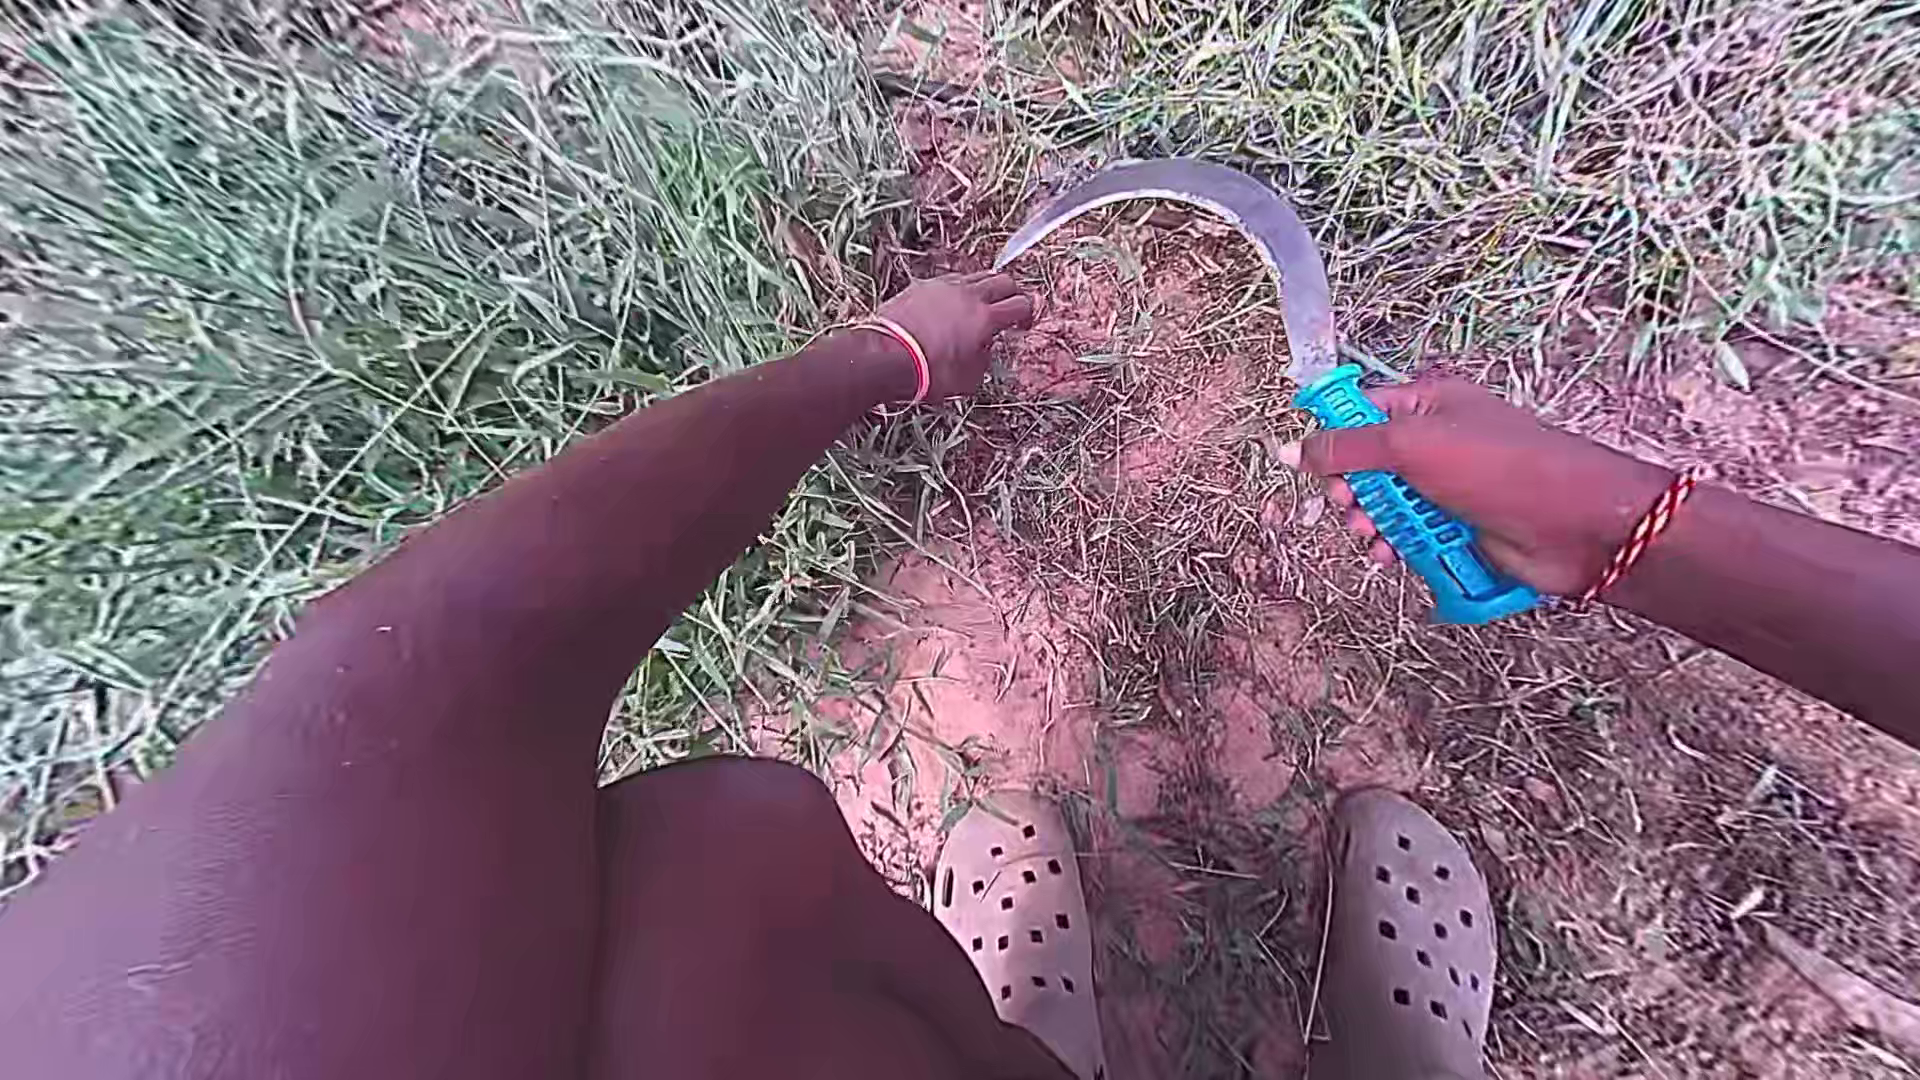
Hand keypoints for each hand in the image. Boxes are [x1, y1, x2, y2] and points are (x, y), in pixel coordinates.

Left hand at [877, 271, 1033, 399]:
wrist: (887, 357)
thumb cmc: (929, 373)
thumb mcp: (968, 380)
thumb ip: (984, 359)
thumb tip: (985, 347)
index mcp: (985, 319)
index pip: (1020, 305)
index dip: (1027, 313)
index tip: (1023, 324)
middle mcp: (969, 295)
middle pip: (1003, 281)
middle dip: (1012, 294)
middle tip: (1010, 309)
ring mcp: (945, 285)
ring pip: (978, 275)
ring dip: (987, 287)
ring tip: (983, 303)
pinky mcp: (924, 285)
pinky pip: (952, 279)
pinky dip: (961, 288)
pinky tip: (955, 302)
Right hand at [1288, 377, 1671, 595]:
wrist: (1580, 529)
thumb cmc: (1500, 470)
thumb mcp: (1410, 446)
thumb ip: (1344, 447)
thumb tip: (1288, 450)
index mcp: (1424, 406)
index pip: (1355, 410)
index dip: (1330, 435)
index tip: (1317, 462)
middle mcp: (1427, 441)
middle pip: (1357, 462)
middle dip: (1348, 488)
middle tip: (1353, 503)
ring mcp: (1436, 484)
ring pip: (1373, 501)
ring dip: (1365, 521)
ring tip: (1375, 533)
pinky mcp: (1443, 521)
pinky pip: (1395, 530)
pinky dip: (1387, 543)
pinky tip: (1390, 552)